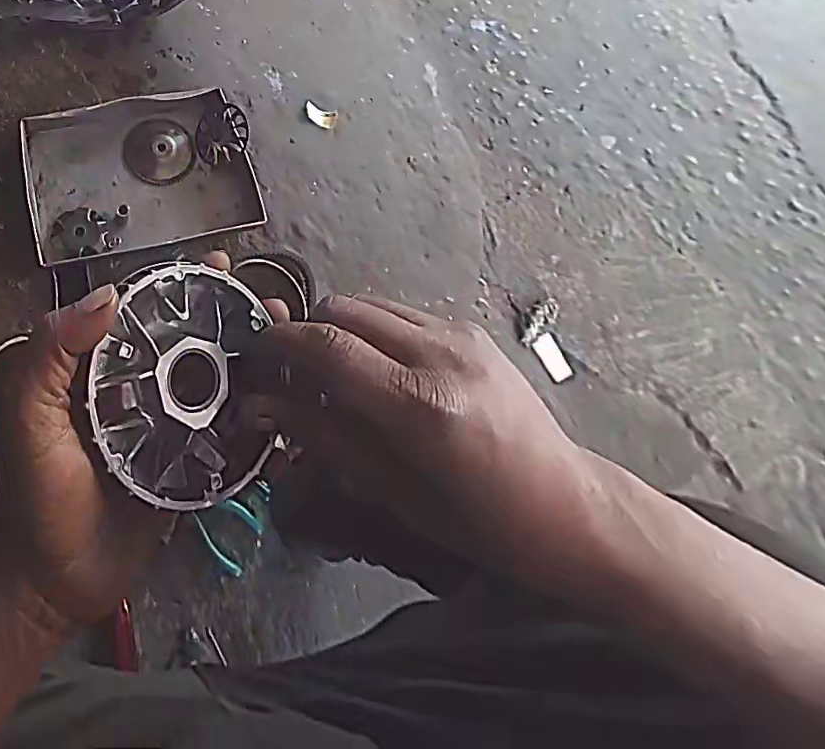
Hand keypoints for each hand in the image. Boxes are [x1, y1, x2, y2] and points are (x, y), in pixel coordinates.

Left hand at [0, 252, 276, 624]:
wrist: (55, 579)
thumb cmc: (38, 492)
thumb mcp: (30, 415)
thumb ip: (50, 353)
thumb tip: (108, 294)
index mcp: (106, 366)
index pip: (148, 312)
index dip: (183, 285)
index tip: (220, 267)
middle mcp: (146, 388)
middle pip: (196, 342)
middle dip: (233, 316)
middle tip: (270, 305)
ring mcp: (176, 426)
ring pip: (221, 382)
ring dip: (254, 360)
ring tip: (285, 342)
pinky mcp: (198, 464)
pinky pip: (232, 433)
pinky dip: (259, 416)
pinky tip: (287, 402)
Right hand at [247, 296, 613, 589]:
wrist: (568, 505)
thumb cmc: (478, 520)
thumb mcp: (390, 489)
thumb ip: (322, 434)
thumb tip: (261, 405)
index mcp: (420, 404)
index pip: (328, 346)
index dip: (281, 343)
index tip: (257, 355)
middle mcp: (439, 352)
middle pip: (343, 308)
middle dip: (306, 333)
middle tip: (295, 376)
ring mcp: (459, 334)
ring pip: (368, 303)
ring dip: (338, 329)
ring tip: (335, 375)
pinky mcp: (469, 330)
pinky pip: (399, 313)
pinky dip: (371, 331)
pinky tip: (378, 371)